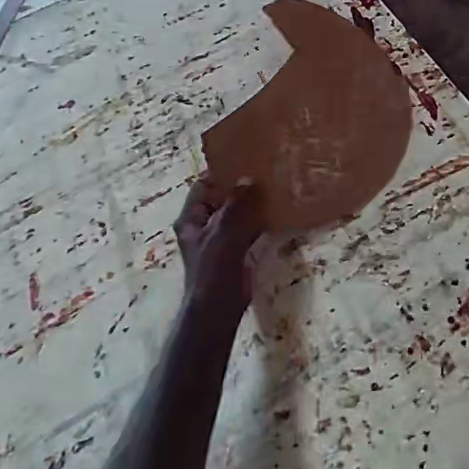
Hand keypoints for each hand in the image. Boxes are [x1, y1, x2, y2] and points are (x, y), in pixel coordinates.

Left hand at [173, 174, 265, 320]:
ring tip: (275, 187)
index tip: (245, 161)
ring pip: (237, 213)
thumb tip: (248, 179)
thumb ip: (236, 204)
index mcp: (191, 217)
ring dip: (253, 204)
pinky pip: (247, 229)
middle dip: (241, 188)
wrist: (218, 307)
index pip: (204, 185)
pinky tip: (277, 212)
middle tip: (266, 172)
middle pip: (222, 198)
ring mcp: (220, 238)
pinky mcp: (235, 250)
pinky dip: (259, 221)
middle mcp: (203, 225)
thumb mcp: (223, 231)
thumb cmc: (213, 268)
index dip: (222, 173)